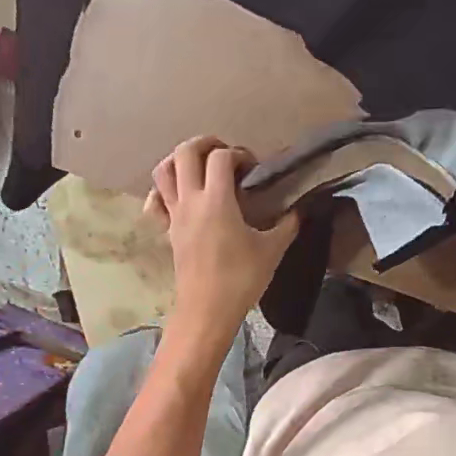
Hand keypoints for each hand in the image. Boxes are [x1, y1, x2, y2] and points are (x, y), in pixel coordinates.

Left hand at [145, 136, 299, 345]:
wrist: (207, 311)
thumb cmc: (240, 280)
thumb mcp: (272, 251)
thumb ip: (287, 224)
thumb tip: (299, 209)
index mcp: (217, 201)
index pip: (221, 157)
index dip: (239, 154)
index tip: (254, 169)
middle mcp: (190, 201)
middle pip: (185, 152)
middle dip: (206, 144)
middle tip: (225, 155)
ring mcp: (175, 215)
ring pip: (164, 171)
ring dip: (180, 160)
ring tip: (200, 167)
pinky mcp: (168, 231)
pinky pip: (155, 201)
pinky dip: (162, 190)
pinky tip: (178, 194)